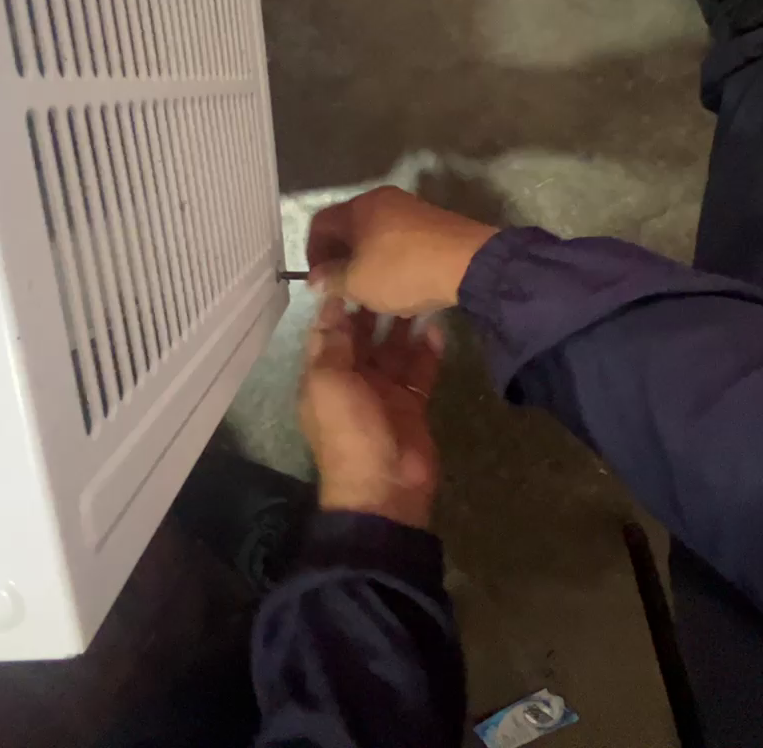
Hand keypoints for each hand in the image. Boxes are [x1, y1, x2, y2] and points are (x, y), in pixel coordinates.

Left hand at [299, 294, 444, 527]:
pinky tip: (438, 327)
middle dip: (374, 312)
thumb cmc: (349, 431)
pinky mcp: (412, 404)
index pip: (328, 334)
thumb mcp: (328, 383)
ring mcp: (384, 393)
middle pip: (363, 339)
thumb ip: (332, 344)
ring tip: (419, 295)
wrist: (385, 488)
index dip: (338, 307)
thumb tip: (330, 304)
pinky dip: (427, 351)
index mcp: (323, 377)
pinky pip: (419, 371)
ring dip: (403, 327)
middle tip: (393, 277)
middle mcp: (352, 381)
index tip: (355, 273)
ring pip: (393, 351)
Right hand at [306, 187, 499, 315]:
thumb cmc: (402, 270)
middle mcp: (383, 200)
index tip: (320, 281)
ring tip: (372, 292)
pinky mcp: (434, 223)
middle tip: (344, 288)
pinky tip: (401, 285)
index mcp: (358, 207)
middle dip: (342, 259)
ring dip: (368, 262)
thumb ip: (330, 279)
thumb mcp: (358, 282)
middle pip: (349, 228)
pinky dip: (392, 260)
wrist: (469, 263)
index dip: (313, 253)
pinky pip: (401, 240)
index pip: (320, 224)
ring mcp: (411, 209)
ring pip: (376, 235)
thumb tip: (315, 278)